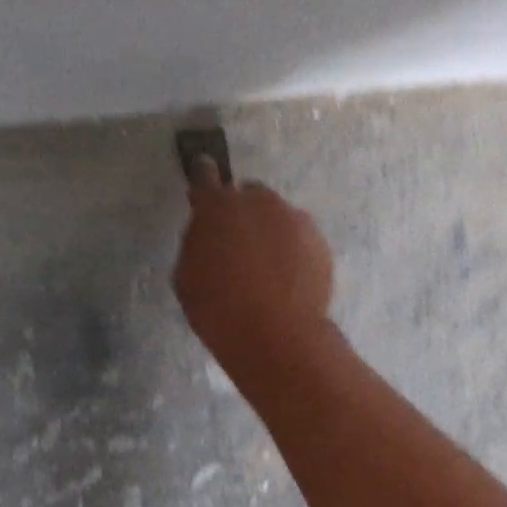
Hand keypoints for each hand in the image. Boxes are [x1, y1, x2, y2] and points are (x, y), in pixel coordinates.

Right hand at [172, 157, 335, 372]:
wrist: (275, 335)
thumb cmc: (217, 310)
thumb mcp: (187, 279)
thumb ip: (196, 246)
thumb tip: (207, 235)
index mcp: (218, 208)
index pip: (205, 178)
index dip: (202, 176)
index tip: (202, 170)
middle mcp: (259, 202)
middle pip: (248, 197)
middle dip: (241, 215)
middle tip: (236, 249)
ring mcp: (294, 220)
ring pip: (277, 218)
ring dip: (269, 235)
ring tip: (264, 273)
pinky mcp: (319, 243)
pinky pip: (299, 242)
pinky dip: (292, 255)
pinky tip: (285, 285)